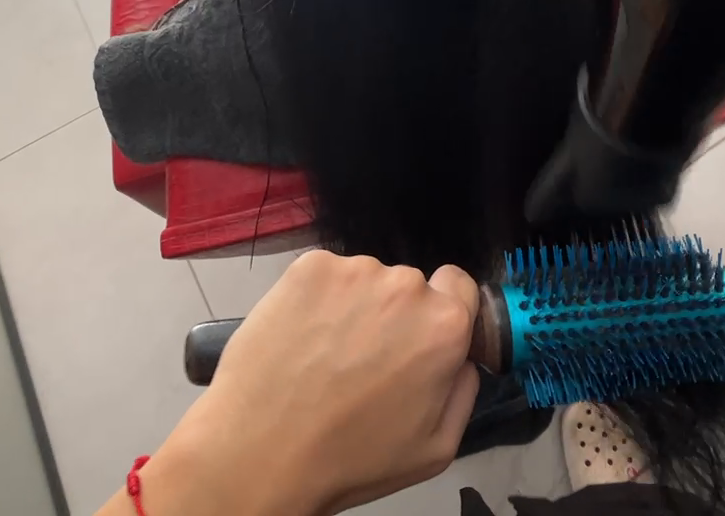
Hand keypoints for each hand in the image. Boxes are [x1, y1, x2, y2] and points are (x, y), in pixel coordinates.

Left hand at [137, 251, 481, 515]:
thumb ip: (463, 391)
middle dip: (395, 314)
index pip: (459, 285)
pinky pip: (327, 275)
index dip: (444, 309)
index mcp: (444, 325)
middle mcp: (405, 284)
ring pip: (366, 279)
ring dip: (354, 305)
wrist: (261, 450)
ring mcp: (354, 269)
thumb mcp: (435, 449)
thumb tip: (463, 358)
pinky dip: (318, 297)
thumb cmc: (351, 459)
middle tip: (363, 359)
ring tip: (324, 353)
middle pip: (409, 285)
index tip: (417, 337)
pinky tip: (302, 335)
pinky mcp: (309, 265)